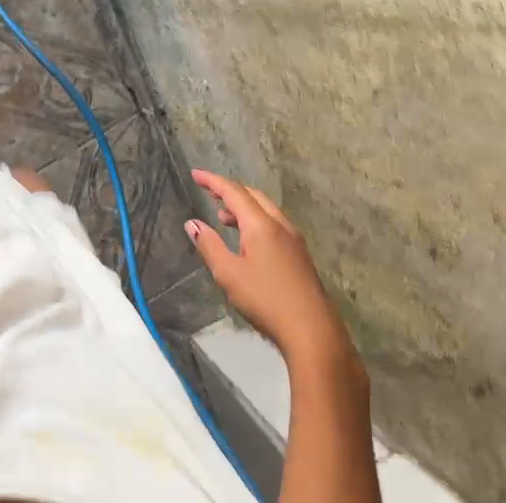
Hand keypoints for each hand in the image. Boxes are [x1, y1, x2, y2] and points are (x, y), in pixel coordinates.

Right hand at [185, 169, 351, 365]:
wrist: (312, 331)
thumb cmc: (265, 300)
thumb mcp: (228, 274)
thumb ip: (209, 245)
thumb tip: (192, 223)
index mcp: (261, 225)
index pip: (234, 192)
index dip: (213, 181)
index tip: (195, 174)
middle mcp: (280, 226)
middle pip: (253, 196)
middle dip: (230, 190)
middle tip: (208, 191)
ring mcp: (294, 240)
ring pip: (266, 210)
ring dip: (243, 206)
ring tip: (223, 215)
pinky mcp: (300, 255)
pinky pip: (274, 224)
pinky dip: (256, 220)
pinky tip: (247, 239)